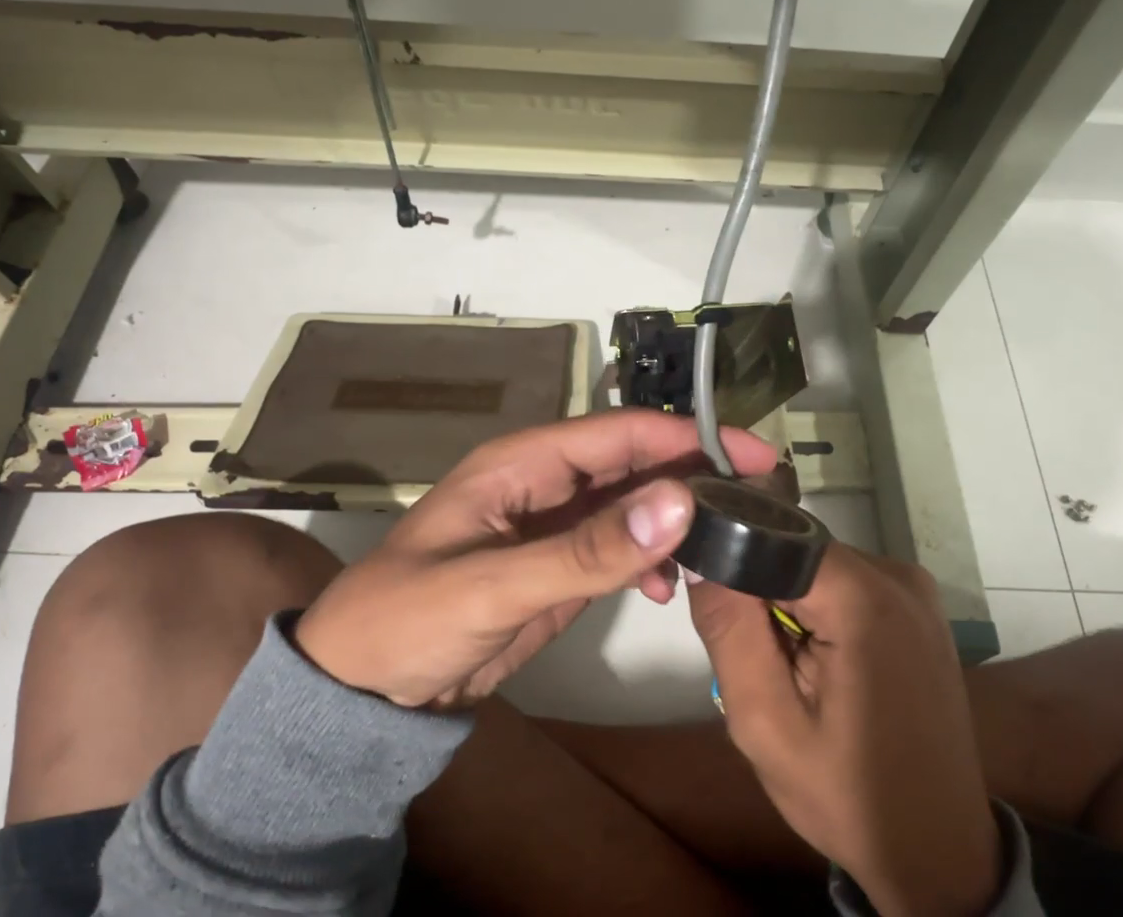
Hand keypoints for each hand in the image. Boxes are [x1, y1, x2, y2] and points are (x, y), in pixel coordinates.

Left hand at [295, 410, 777, 709]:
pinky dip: (653, 561)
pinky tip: (669, 587)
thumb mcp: (494, 586)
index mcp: (523, 464)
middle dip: (695, 477)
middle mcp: (546, 484)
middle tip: (758, 503)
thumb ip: (586, 549)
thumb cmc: (408, 620)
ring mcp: (557, 528)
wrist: (364, 688)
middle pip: (636, 463)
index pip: (620, 433)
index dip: (689, 438)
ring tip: (724, 549)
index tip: (757, 456)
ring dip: (679, 521)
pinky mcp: (562, 569)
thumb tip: (679, 502)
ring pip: (636, 506)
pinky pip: (623, 550)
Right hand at [689, 545, 1001, 916]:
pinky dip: (820, 616)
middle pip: (797, 553)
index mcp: (865, 597)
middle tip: (754, 660)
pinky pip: (847, 589)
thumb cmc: (847, 793)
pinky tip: (821, 668)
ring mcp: (917, 591)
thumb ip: (729, 630)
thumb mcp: (764, 721)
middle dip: (760, 593)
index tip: (712, 611)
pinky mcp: (920, 610)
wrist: (935, 848)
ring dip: (788, 606)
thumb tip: (701, 558)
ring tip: (787, 670)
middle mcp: (899, 575)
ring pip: (818, 571)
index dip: (732, 565)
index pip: (773, 538)